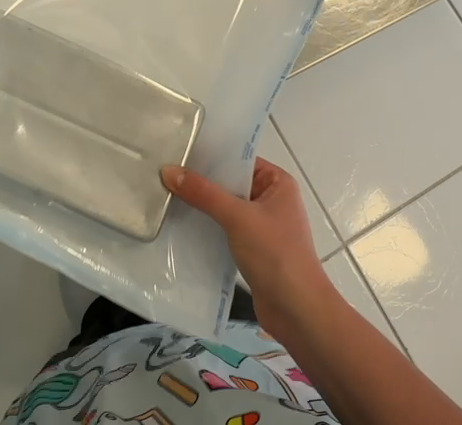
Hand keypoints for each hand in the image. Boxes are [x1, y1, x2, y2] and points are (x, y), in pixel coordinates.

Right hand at [162, 157, 333, 340]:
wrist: (297, 310)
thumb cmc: (275, 254)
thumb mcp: (237, 217)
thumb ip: (203, 193)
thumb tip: (168, 170)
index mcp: (277, 182)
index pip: (239, 160)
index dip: (211, 156)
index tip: (178, 151)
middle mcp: (271, 199)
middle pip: (230, 184)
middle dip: (201, 182)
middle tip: (165, 173)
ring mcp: (262, 225)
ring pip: (226, 208)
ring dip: (203, 206)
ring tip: (167, 196)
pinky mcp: (253, 248)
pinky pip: (225, 229)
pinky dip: (208, 227)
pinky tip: (182, 226)